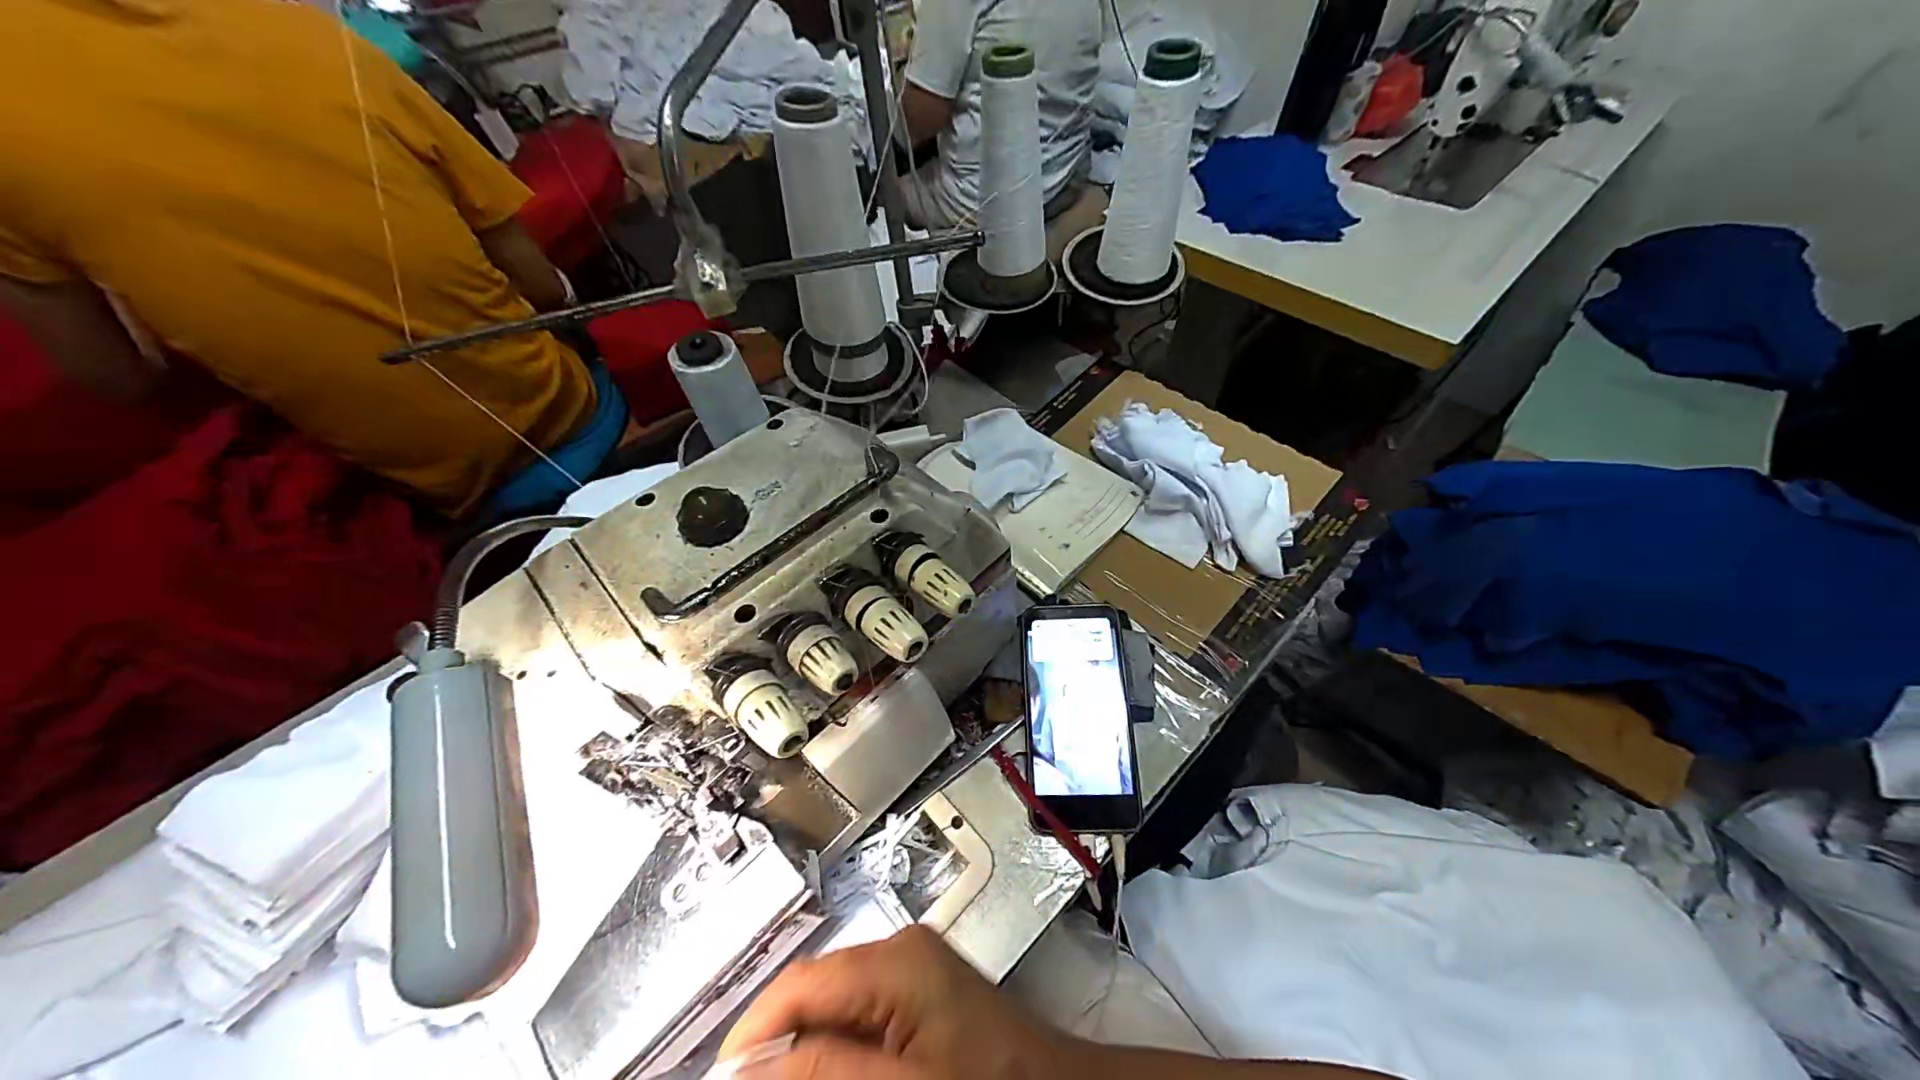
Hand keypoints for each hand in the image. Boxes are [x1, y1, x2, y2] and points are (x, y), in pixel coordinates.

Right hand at [718, 925, 1070, 1079]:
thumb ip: (824, 1069)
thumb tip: (753, 1064)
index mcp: (895, 959)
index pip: (799, 983)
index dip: (752, 1033)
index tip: (722, 1077)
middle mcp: (899, 948)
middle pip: (812, 990)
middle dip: (777, 1042)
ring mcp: (911, 966)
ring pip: (831, 1003)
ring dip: (804, 1047)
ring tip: (787, 1078)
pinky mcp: (919, 989)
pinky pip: (858, 1011)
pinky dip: (836, 1045)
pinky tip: (829, 1071)